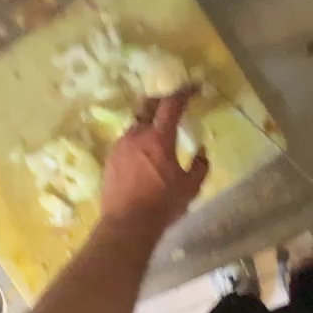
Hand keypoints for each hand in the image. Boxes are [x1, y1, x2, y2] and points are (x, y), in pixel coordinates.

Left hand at [100, 85, 209, 236]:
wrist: (127, 224)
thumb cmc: (163, 205)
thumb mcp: (190, 188)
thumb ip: (200, 166)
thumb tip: (202, 152)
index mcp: (159, 138)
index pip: (171, 104)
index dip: (184, 92)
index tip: (194, 88)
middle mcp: (136, 135)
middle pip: (148, 106)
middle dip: (162, 101)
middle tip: (173, 105)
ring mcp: (120, 146)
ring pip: (136, 125)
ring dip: (148, 123)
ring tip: (157, 134)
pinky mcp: (110, 159)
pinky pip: (126, 142)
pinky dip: (137, 141)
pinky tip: (143, 155)